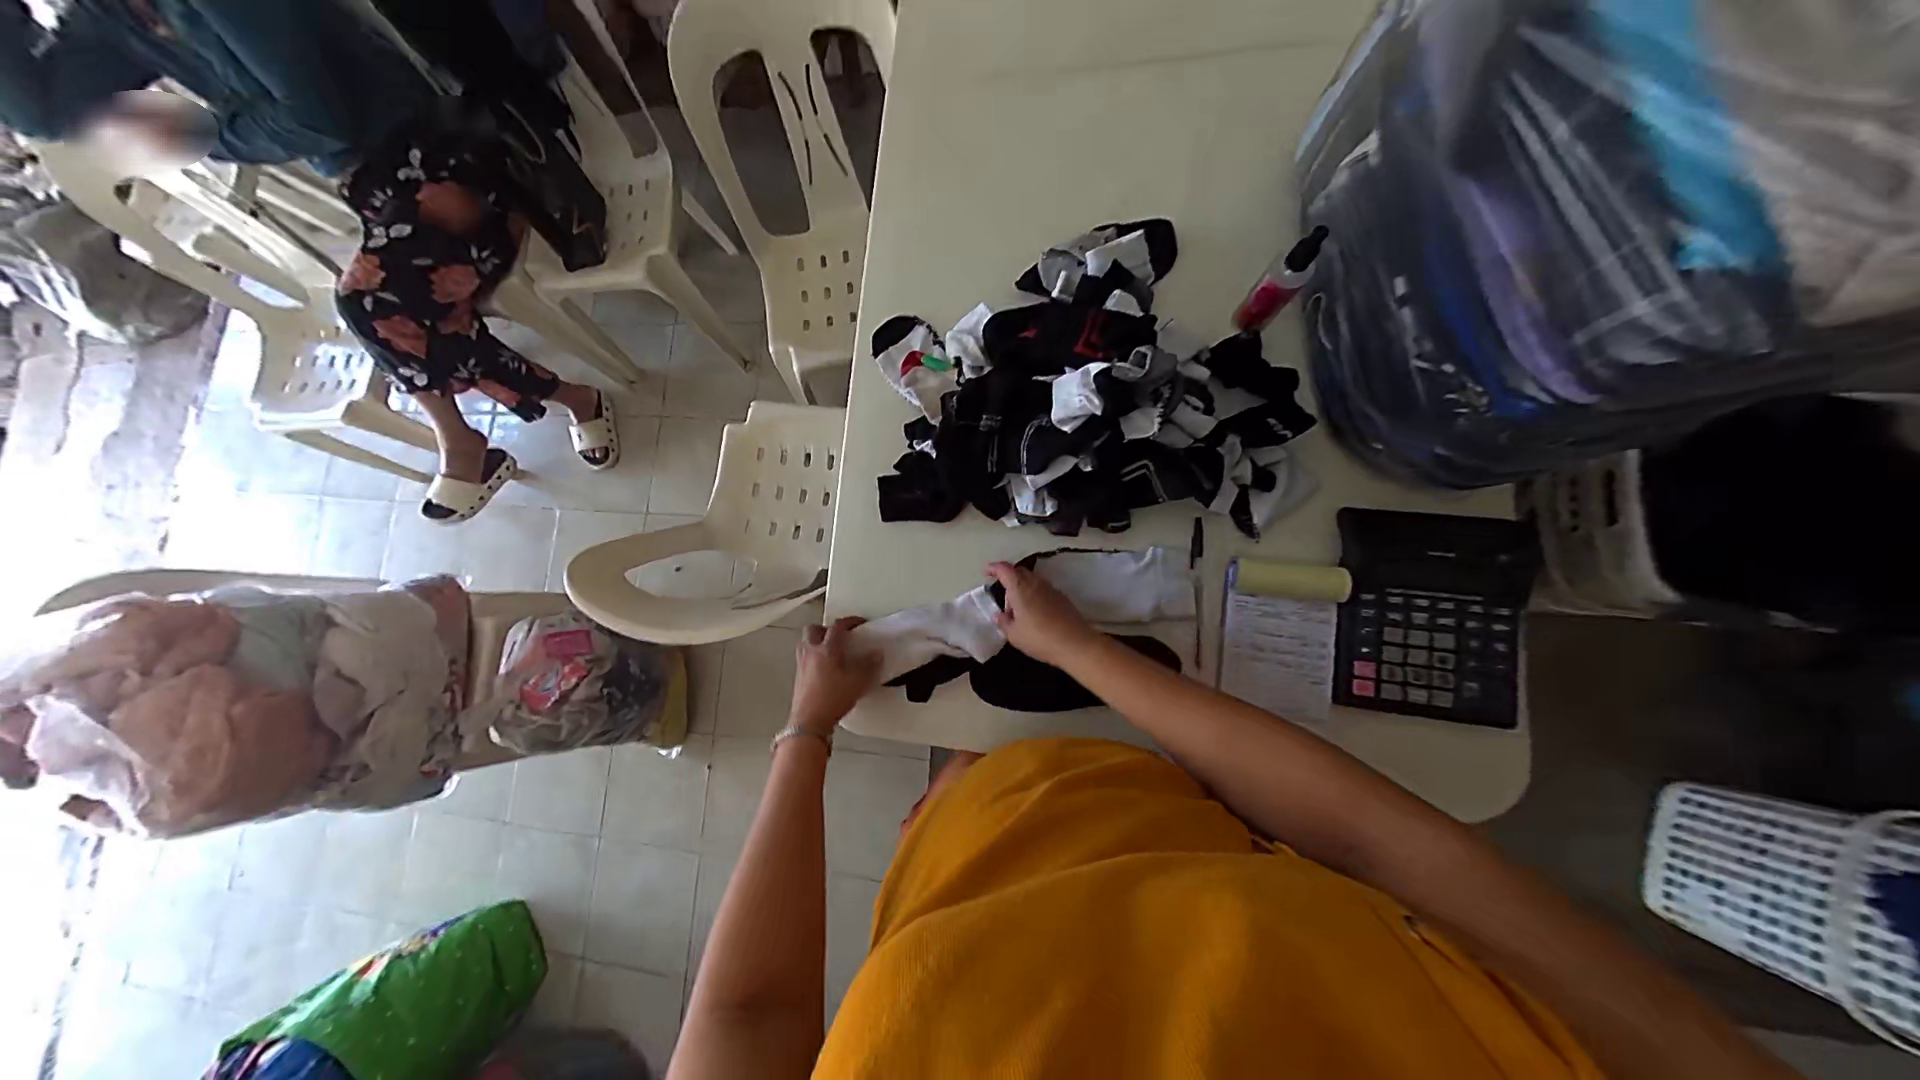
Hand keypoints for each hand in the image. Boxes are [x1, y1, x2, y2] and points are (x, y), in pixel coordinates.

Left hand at [789, 617, 880, 734]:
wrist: (809, 721)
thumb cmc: (834, 698)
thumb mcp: (858, 682)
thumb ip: (869, 665)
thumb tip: (877, 654)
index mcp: (827, 649)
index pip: (837, 626)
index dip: (849, 621)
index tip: (859, 623)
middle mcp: (811, 652)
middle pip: (813, 629)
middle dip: (826, 628)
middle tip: (839, 635)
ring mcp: (801, 664)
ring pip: (805, 642)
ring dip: (816, 640)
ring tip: (830, 649)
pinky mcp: (797, 677)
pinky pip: (804, 657)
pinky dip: (813, 655)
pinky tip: (824, 668)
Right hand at [986, 561, 1103, 668]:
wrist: (1075, 643)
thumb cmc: (1039, 638)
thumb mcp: (1014, 635)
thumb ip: (1004, 622)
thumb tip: (999, 616)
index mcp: (1020, 588)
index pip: (1005, 569)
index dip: (994, 568)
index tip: (987, 572)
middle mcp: (1036, 583)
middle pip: (1019, 572)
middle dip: (1009, 581)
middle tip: (1005, 603)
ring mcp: (1051, 589)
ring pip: (1032, 581)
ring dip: (1022, 590)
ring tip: (1020, 612)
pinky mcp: (1062, 598)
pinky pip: (1043, 590)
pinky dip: (1034, 596)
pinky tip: (1035, 615)